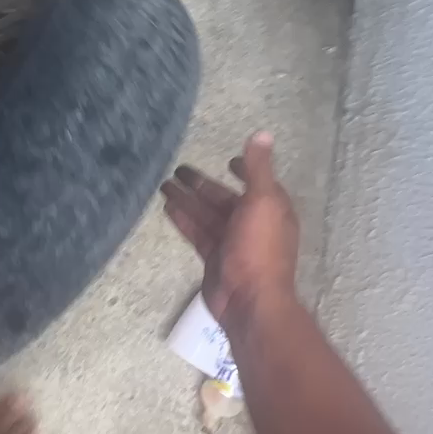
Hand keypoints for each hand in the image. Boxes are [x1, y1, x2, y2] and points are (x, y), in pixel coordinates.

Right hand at [160, 131, 300, 333]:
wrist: (249, 299)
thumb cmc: (259, 248)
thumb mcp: (262, 201)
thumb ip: (258, 168)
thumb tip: (262, 134)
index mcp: (269, 209)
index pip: (256, 183)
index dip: (244, 170)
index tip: (228, 160)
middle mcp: (252, 223)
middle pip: (223, 198)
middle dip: (202, 184)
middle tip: (177, 169)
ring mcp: (231, 241)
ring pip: (205, 213)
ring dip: (187, 199)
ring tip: (163, 184)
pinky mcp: (213, 256)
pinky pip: (196, 231)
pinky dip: (183, 218)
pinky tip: (167, 207)